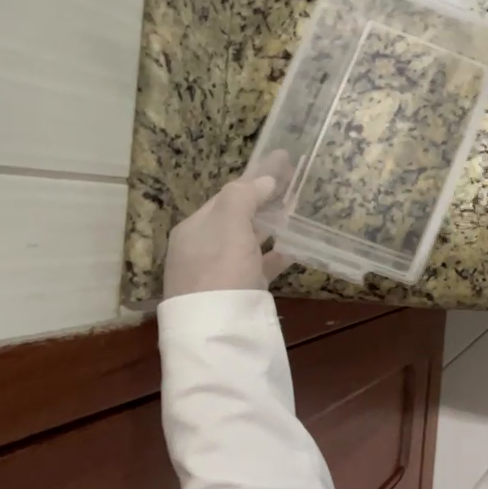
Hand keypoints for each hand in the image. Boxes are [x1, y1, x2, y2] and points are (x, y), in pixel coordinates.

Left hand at [164, 165, 295, 299]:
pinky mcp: (235, 292)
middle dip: (262, 200)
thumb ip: (245, 197)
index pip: (228, 195)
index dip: (256, 177)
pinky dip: (273, 255)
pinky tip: (290, 252)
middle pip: (236, 216)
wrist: (217, 328)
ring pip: (246, 240)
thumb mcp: (230, 225)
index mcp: (194, 227)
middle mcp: (201, 247)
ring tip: (292, 214)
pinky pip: (256, 266)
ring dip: (268, 226)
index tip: (283, 160)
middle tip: (291, 184)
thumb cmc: (221, 270)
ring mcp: (217, 271)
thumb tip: (264, 180)